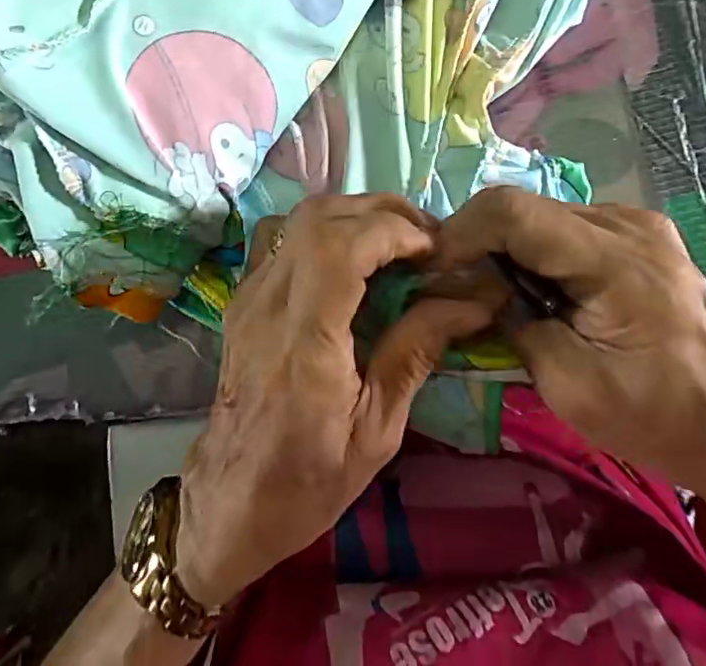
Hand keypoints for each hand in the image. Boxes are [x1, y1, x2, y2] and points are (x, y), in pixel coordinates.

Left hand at [175, 194, 492, 605]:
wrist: (234, 493)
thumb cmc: (309, 477)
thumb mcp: (377, 429)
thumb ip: (415, 352)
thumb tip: (471, 300)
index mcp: (305, 340)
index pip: (339, 247)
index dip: (392, 231)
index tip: (436, 249)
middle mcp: (268, 302)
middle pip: (317, 217)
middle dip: (380, 213)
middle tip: (427, 241)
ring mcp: (248, 294)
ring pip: (296, 218)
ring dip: (352, 215)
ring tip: (396, 243)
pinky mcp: (242, 296)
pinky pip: (280, 237)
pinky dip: (322, 230)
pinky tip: (350, 259)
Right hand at [432, 187, 705, 489]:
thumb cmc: (651, 420)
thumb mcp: (564, 382)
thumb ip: (506, 320)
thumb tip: (463, 285)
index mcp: (620, 262)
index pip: (514, 212)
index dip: (459, 231)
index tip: (431, 269)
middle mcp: (631, 225)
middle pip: (522, 206)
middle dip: (475, 239)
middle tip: (449, 283)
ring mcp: (637, 224)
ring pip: (537, 212)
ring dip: (500, 244)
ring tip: (486, 287)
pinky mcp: (635, 234)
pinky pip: (559, 225)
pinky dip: (528, 248)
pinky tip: (527, 285)